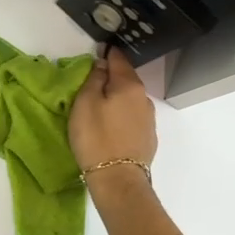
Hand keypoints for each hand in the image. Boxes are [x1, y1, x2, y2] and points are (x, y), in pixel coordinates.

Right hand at [69, 47, 155, 192]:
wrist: (118, 181)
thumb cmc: (97, 138)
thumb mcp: (85, 103)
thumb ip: (94, 79)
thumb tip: (102, 64)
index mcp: (130, 84)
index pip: (118, 58)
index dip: (105, 53)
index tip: (94, 53)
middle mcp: (144, 98)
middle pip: (126, 78)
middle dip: (111, 77)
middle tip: (91, 83)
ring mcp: (149, 119)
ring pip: (130, 99)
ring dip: (117, 98)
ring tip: (99, 107)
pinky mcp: (148, 138)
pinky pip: (133, 117)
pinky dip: (122, 115)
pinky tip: (111, 125)